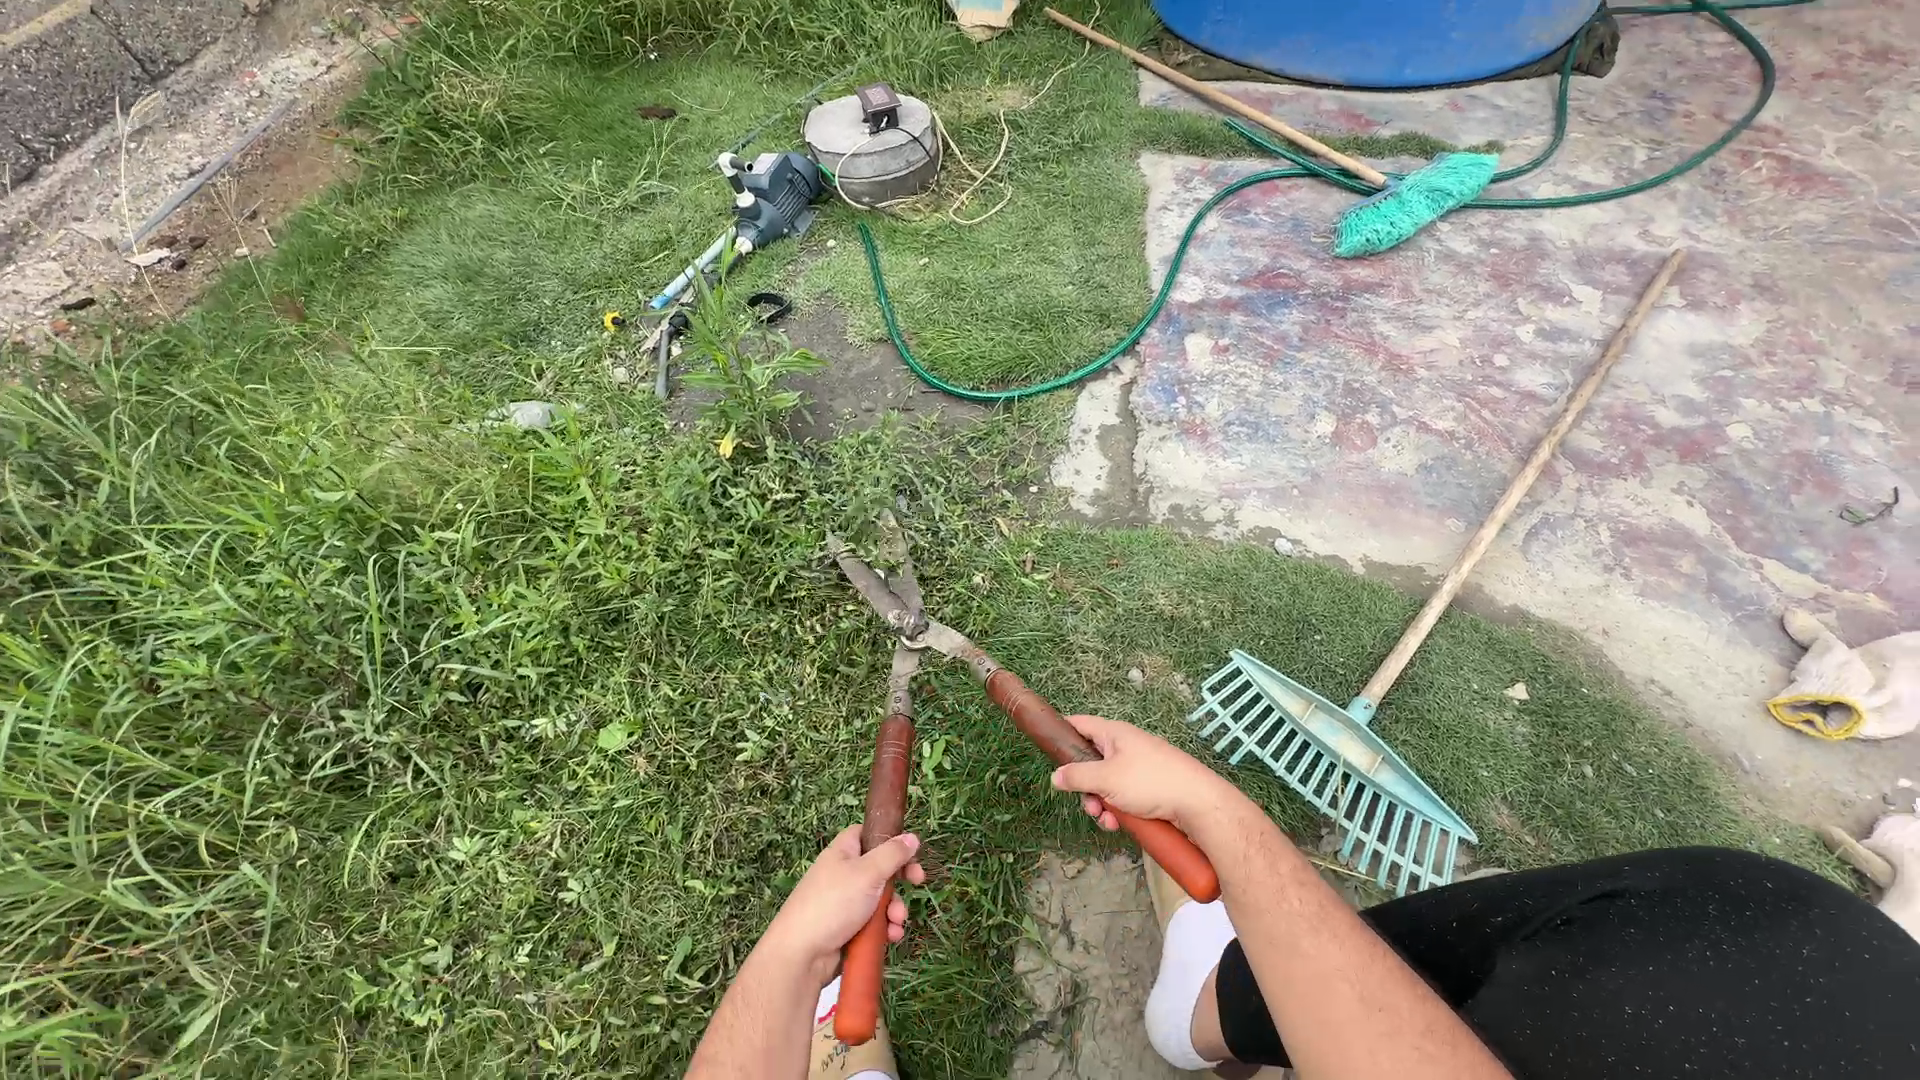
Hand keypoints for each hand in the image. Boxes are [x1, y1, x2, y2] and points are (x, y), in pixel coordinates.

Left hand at [758, 825, 927, 985]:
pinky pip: (873, 922)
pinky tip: (891, 936)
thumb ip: (893, 854)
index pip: (867, 834)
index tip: (908, 851)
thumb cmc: (834, 904)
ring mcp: (845, 903)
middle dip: (899, 879)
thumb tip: (912, 837)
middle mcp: (843, 874)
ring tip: (896, 921)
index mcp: (843, 852)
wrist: (802, 955)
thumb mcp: (868, 873)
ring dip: (894, 909)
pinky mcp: (847, 929)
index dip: (888, 839)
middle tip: (917, 881)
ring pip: (880, 899)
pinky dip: (885, 928)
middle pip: (880, 868)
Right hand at [1050, 714, 1249, 834]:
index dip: (1062, 734)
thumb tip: (1055, 776)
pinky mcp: (1151, 787)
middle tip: (1089, 805)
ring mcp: (1140, 767)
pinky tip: (1120, 825)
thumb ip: (1076, 776)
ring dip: (1101, 803)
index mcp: (1114, 733)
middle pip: (1091, 762)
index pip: (1080, 724)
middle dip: (1084, 787)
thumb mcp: (1106, 778)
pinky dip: (1118, 810)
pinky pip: (1124, 797)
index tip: (1049, 751)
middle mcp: (1126, 746)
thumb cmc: (1150, 782)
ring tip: (1108, 820)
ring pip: (1107, 784)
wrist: (1199, 803)